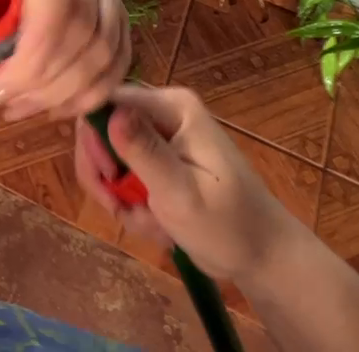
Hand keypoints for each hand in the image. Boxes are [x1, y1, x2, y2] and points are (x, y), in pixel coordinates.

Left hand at [0, 0, 130, 119]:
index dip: (32, 53)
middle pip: (83, 27)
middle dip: (44, 79)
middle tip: (6, 102)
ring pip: (103, 51)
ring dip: (62, 92)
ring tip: (22, 106)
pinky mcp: (117, 19)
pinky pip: (117, 65)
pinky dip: (86, 96)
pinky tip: (52, 108)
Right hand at [74, 85, 297, 282]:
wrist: (262, 257)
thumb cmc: (227, 226)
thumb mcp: (181, 194)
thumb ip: (144, 152)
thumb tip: (110, 112)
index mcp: (172, 106)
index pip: (107, 101)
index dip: (95, 138)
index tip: (106, 178)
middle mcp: (163, 110)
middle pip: (102, 127)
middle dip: (107, 175)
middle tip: (121, 208)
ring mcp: (161, 134)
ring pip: (110, 155)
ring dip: (122, 195)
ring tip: (150, 222)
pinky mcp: (159, 157)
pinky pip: (124, 173)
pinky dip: (133, 202)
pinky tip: (157, 222)